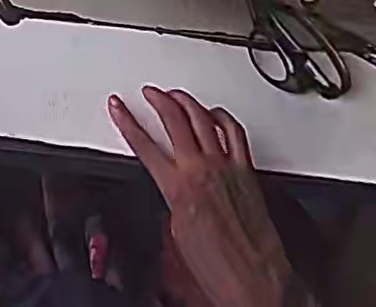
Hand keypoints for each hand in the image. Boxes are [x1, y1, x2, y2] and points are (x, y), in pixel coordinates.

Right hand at [109, 87, 311, 306]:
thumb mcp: (177, 236)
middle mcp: (199, 170)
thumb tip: (170, 193)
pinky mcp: (245, 170)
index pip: (143, 144)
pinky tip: (215, 113)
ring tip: (176, 95)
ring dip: (185, 100)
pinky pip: (233, 132)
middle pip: (174, 118)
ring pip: (201, 118)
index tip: (118, 106)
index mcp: (177, 188)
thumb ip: (171, 203)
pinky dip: (222, 117)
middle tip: (150, 92)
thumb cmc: (219, 270)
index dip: (126, 121)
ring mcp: (224, 166)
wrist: (257, 284)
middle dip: (158, 99)